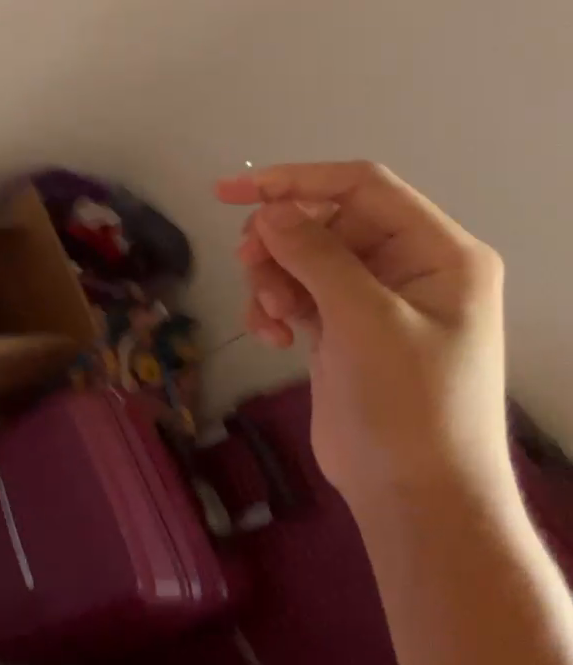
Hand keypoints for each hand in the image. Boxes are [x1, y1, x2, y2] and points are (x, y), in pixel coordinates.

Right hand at [216, 161, 511, 508]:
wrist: (411, 483)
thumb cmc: (406, 400)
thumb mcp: (364, 320)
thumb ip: (317, 258)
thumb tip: (270, 212)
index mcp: (439, 254)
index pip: (362, 188)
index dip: (294, 181)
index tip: (226, 192)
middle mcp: (409, 268)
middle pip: (324, 223)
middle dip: (278, 244)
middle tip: (249, 271)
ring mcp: (373, 301)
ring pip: (300, 261)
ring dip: (271, 282)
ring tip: (269, 320)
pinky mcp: (342, 330)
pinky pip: (295, 296)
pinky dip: (273, 309)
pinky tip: (272, 338)